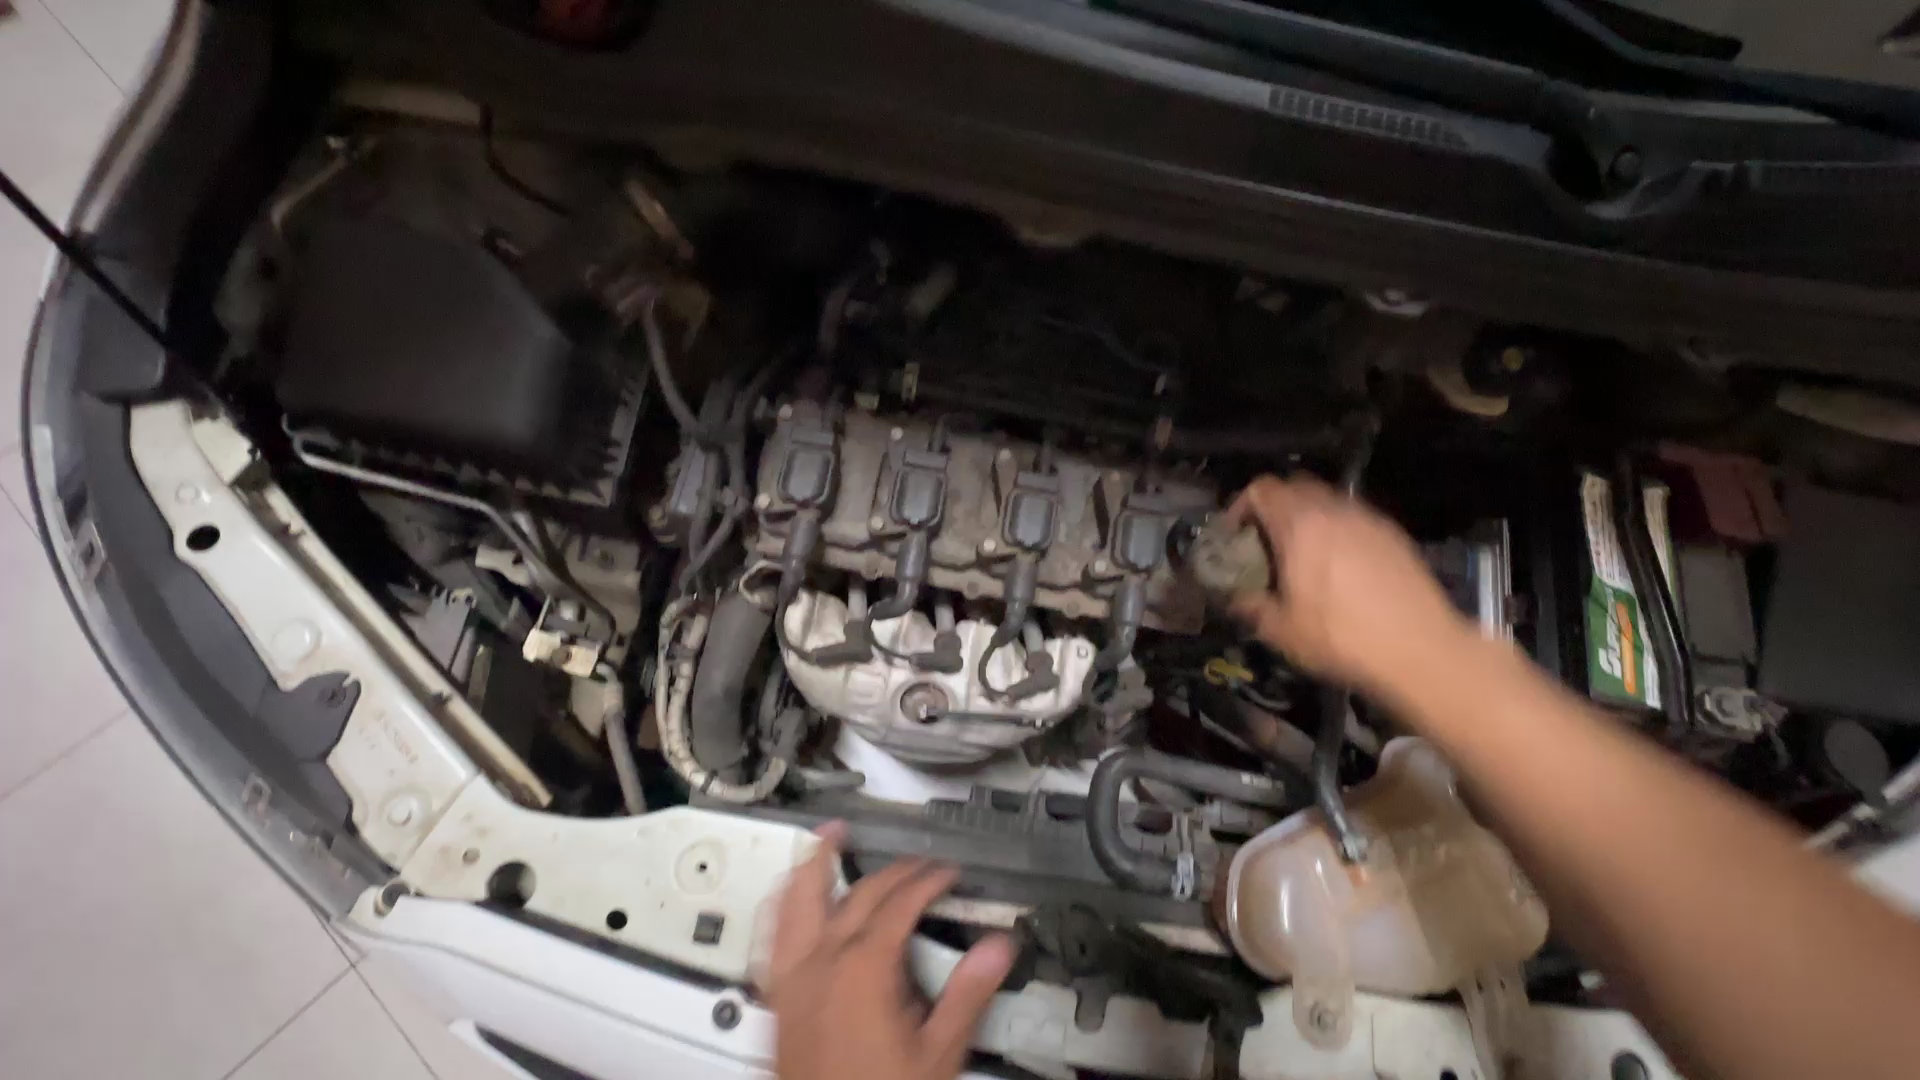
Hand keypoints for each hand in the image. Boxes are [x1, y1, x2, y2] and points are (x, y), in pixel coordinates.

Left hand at [766, 824, 1015, 1079]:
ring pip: (798, 900)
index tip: (948, 874)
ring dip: (813, 861)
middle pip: (859, 895)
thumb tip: (998, 946)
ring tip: (827, 833)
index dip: (928, 881)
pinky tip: (786, 892)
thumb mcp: (938, 1053)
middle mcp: (823, 962)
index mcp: (863, 969)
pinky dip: (781, 902)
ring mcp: (793, 977)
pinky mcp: (776, 997)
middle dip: (892, 871)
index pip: (900, 903)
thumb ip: (968, 993)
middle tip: (919, 863)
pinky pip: (771, 933)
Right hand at [1223, 474, 1471, 697]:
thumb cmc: (1341, 637)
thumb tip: (1233, 597)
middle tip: (1265, 542)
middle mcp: (1334, 511)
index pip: (1262, 489)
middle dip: (1274, 508)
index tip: (1235, 535)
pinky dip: (1337, 531)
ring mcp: (1369, 520)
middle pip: (1295, 486)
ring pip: (1327, 501)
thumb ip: (1250, 605)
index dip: (1241, 506)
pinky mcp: (1394, 536)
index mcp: (1300, 526)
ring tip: (1301, 555)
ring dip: (1307, 518)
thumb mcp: (1281, 630)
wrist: (1422, 650)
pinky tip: (1339, 568)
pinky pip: (1354, 520)